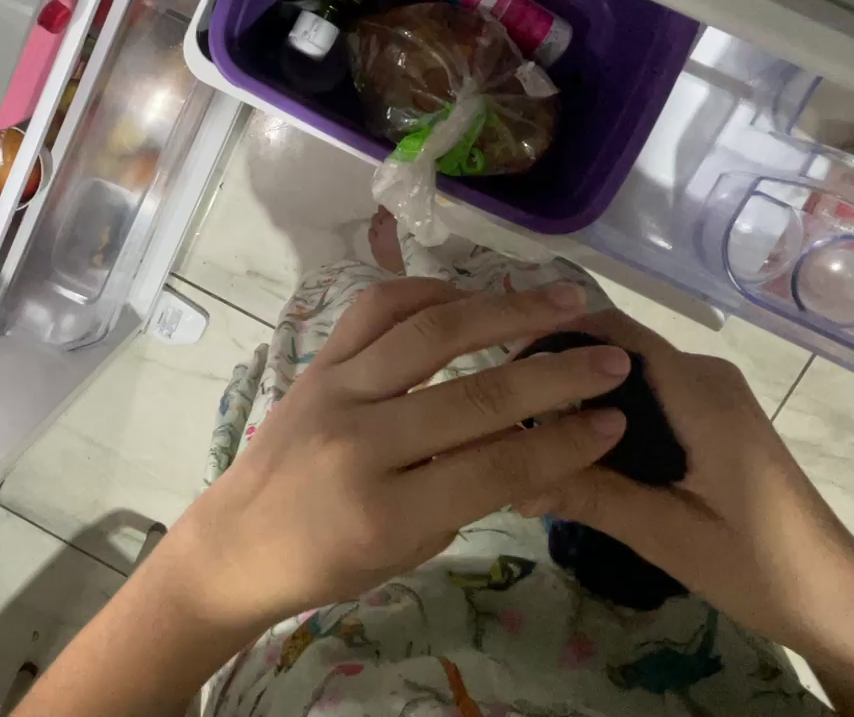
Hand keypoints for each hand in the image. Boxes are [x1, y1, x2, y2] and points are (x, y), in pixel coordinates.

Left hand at [161, 278, 632, 631]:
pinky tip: (468, 293)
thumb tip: (533, 437)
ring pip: (428, 333)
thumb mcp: (408, 548)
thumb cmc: (327, 561)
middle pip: (473, 395)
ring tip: (556, 299)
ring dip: (501, 311)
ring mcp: (334, 389)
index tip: (615, 420)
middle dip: (553, 374)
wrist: (238, 538)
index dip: (563, 443)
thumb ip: (467, 493)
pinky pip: (375, 309)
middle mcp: (359, 440)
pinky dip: (426, 291)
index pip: (494, 469)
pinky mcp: (317, 361)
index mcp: (384, 511)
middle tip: (609, 357)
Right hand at [520, 311, 853, 713]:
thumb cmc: (759, 566)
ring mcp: (711, 394)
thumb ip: (589, 494)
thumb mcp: (665, 535)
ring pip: (626, 375)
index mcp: (698, 391)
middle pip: (614, 351)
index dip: (555, 336)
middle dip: (559, 375)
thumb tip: (507, 478)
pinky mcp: (712, 415)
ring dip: (581, 398)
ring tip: (533, 435)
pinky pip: (645, 395)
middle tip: (509, 416)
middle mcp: (705, 376)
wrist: (838, 603)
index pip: (614, 331)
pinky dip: (607, 414)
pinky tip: (579, 451)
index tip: (505, 368)